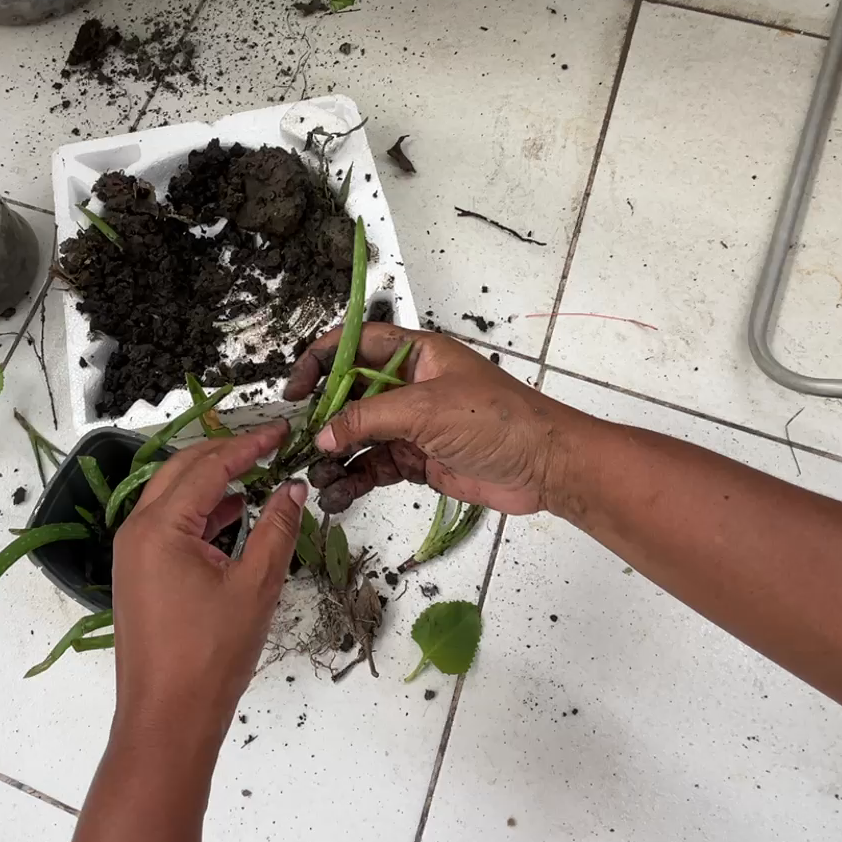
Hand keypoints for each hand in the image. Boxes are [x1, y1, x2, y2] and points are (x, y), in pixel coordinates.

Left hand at [110, 422, 306, 748]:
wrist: (166, 722)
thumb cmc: (210, 656)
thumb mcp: (255, 587)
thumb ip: (277, 529)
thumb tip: (294, 487)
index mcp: (159, 527)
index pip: (209, 468)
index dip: (248, 446)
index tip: (282, 431)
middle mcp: (137, 530)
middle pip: (183, 471)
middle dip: (226, 453)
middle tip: (269, 445)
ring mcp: (134, 552)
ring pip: (174, 495)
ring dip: (213, 479)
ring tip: (257, 471)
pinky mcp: (139, 573)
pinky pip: (171, 524)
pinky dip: (203, 511)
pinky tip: (235, 511)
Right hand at [283, 325, 584, 514]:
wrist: (545, 468)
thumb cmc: (495, 420)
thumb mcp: (426, 409)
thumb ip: (369, 418)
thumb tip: (322, 436)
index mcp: (414, 355)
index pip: (355, 345)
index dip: (321, 362)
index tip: (295, 390)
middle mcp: (408, 386)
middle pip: (350, 396)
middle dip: (325, 420)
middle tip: (302, 445)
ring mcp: (412, 425)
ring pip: (359, 436)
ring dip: (337, 456)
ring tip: (320, 478)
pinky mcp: (417, 459)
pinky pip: (375, 466)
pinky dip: (355, 480)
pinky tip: (339, 495)